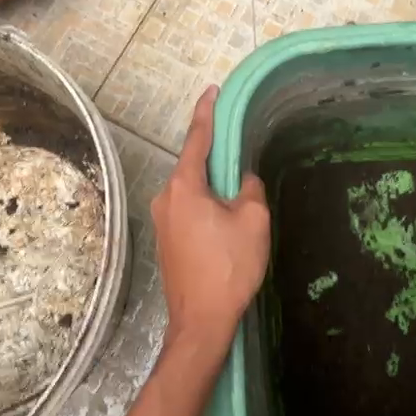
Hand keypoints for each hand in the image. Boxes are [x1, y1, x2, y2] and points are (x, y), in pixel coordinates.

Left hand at [152, 85, 269, 348]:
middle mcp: (166, 197)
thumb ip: (249, 188)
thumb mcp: (253, 220)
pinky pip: (189, 209)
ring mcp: (162, 221)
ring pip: (192, 190)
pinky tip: (225, 221)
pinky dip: (206, 205)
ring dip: (212, 187)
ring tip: (238, 195)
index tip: (211, 91)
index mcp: (184, 186)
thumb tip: (242, 180)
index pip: (197, 138)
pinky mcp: (166, 241)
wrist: (200, 324)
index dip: (207, 112)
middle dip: (216, 157)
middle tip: (239, 151)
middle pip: (193, 165)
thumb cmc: (228, 268)